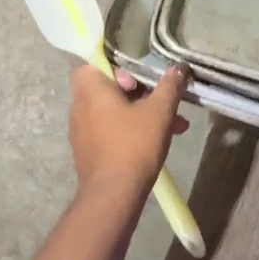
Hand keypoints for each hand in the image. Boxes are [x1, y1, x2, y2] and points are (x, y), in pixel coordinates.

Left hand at [69, 65, 189, 202]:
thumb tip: (179, 68)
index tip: (140, 81)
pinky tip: (157, 142)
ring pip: (114, 112)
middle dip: (141, 94)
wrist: (113, 194)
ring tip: (174, 126)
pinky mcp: (88, 151)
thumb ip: (170, 86)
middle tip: (163, 102)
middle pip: (110, 88)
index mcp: (90, 91)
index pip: (95, 64)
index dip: (120, 68)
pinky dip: (130, 130)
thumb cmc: (134, 144)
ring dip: (141, 113)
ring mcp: (81, 132)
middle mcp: (80, 107)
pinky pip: (111, 130)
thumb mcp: (160, 111)